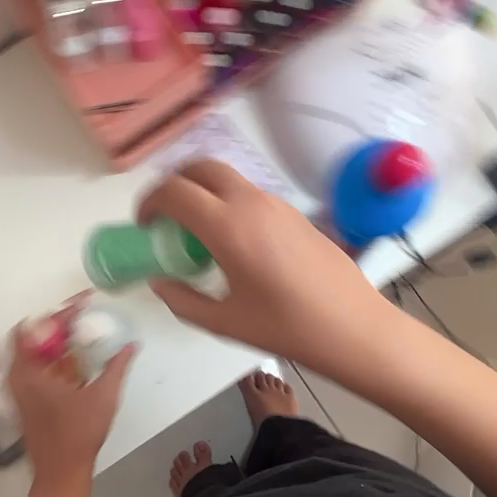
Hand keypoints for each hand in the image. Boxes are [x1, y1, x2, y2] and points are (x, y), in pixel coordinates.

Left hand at [7, 322, 137, 483]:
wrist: (60, 471)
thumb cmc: (79, 434)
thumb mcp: (103, 397)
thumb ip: (117, 367)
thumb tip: (131, 346)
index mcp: (29, 370)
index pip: (38, 325)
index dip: (62, 311)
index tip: (83, 303)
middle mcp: (17, 376)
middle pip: (32, 335)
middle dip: (58, 324)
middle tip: (83, 318)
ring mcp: (18, 389)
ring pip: (32, 352)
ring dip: (55, 341)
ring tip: (81, 336)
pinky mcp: (25, 399)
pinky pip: (34, 367)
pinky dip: (53, 358)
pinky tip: (76, 361)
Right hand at [142, 160, 406, 378]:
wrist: (352, 326)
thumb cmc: (285, 328)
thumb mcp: (224, 322)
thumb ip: (182, 299)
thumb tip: (160, 281)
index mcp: (227, 226)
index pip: (174, 191)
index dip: (149, 202)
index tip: (144, 225)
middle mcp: (251, 203)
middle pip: (200, 167)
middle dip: (174, 184)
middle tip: (165, 217)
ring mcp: (278, 204)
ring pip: (229, 178)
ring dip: (204, 193)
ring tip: (198, 233)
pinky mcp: (296, 214)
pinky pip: (251, 195)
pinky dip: (229, 204)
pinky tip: (234, 243)